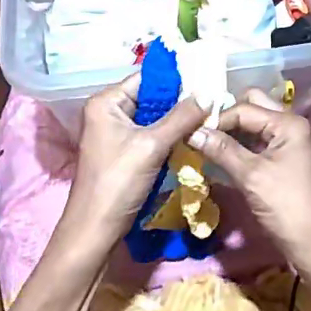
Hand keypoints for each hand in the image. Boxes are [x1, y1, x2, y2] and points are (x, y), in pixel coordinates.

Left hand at [60, 76, 207, 258]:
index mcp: (106, 102)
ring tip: (209, 117)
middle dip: (182, 101)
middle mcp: (109, 112)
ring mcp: (116, 134)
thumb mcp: (152, 146)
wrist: (95, 231)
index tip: (208, 81)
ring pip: (155, 118)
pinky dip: (171, 136)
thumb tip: (209, 94)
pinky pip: (152, 135)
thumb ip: (182, 117)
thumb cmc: (117, 182)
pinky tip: (193, 138)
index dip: (177, 79)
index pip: (147, 79)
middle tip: (215, 101)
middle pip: (152, 97)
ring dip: (179, 120)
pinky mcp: (125, 153)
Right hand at [187, 91, 310, 266]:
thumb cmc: (284, 204)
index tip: (190, 131)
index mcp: (288, 123)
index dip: (217, 119)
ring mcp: (286, 142)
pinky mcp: (280, 158)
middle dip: (225, 118)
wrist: (310, 241)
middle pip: (251, 108)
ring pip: (252, 125)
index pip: (244, 108)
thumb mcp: (250, 175)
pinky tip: (215, 154)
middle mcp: (289, 125)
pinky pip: (255, 142)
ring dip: (229, 132)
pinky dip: (237, 146)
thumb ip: (221, 149)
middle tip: (199, 131)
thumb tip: (191, 132)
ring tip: (201, 141)